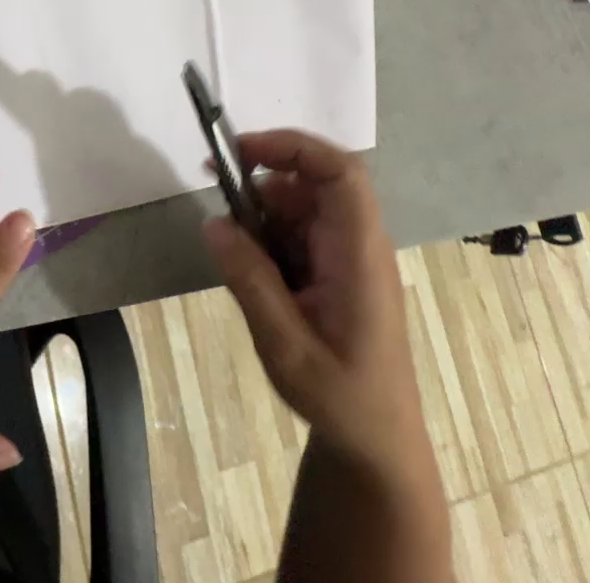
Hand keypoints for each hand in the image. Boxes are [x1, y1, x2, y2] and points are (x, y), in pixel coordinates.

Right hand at [203, 129, 424, 473]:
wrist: (375, 441)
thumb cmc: (340, 397)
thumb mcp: (284, 343)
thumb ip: (250, 280)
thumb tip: (214, 221)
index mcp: (358, 256)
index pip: (341, 175)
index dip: (293, 148)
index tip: (238, 150)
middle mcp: (359, 246)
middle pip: (317, 183)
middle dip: (264, 176)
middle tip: (215, 189)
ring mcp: (349, 258)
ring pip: (303, 206)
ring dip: (261, 210)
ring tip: (230, 244)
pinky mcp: (336, 272)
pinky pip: (299, 232)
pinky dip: (267, 235)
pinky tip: (248, 265)